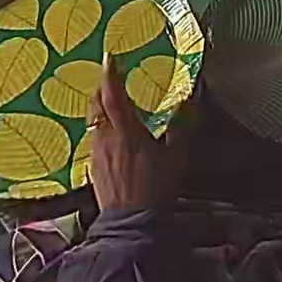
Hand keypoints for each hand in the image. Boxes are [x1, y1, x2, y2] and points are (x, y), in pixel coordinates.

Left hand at [88, 56, 173, 215]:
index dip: (110, 74)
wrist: (129, 223)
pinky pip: (93, 136)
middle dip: (101, 88)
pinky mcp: (92, 166)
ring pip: (92, 120)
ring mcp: (96, 153)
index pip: (113, 95)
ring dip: (99, 106)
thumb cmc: (155, 186)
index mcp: (126, 131)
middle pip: (96, 104)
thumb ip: (180, 127)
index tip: (110, 57)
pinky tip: (110, 131)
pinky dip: (99, 126)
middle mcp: (106, 137)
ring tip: (110, 101)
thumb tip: (188, 102)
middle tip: (111, 78)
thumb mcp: (175, 156)